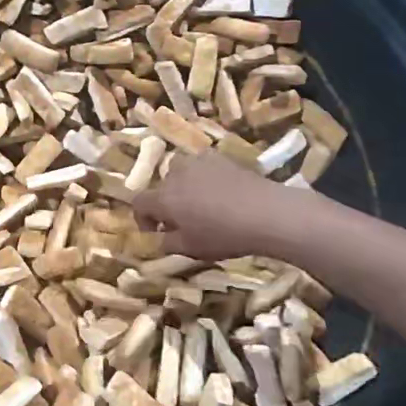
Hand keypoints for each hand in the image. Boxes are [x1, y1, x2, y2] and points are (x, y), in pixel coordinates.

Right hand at [134, 152, 302, 260]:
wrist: (265, 212)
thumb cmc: (223, 235)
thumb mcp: (191, 249)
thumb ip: (169, 244)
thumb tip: (160, 239)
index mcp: (163, 197)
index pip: (139, 202)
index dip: (143, 218)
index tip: (156, 232)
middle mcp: (176, 174)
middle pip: (162, 185)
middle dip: (166, 202)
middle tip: (181, 220)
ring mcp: (199, 161)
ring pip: (181, 170)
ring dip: (184, 185)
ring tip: (199, 202)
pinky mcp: (221, 157)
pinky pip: (204, 166)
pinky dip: (204, 177)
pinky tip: (221, 192)